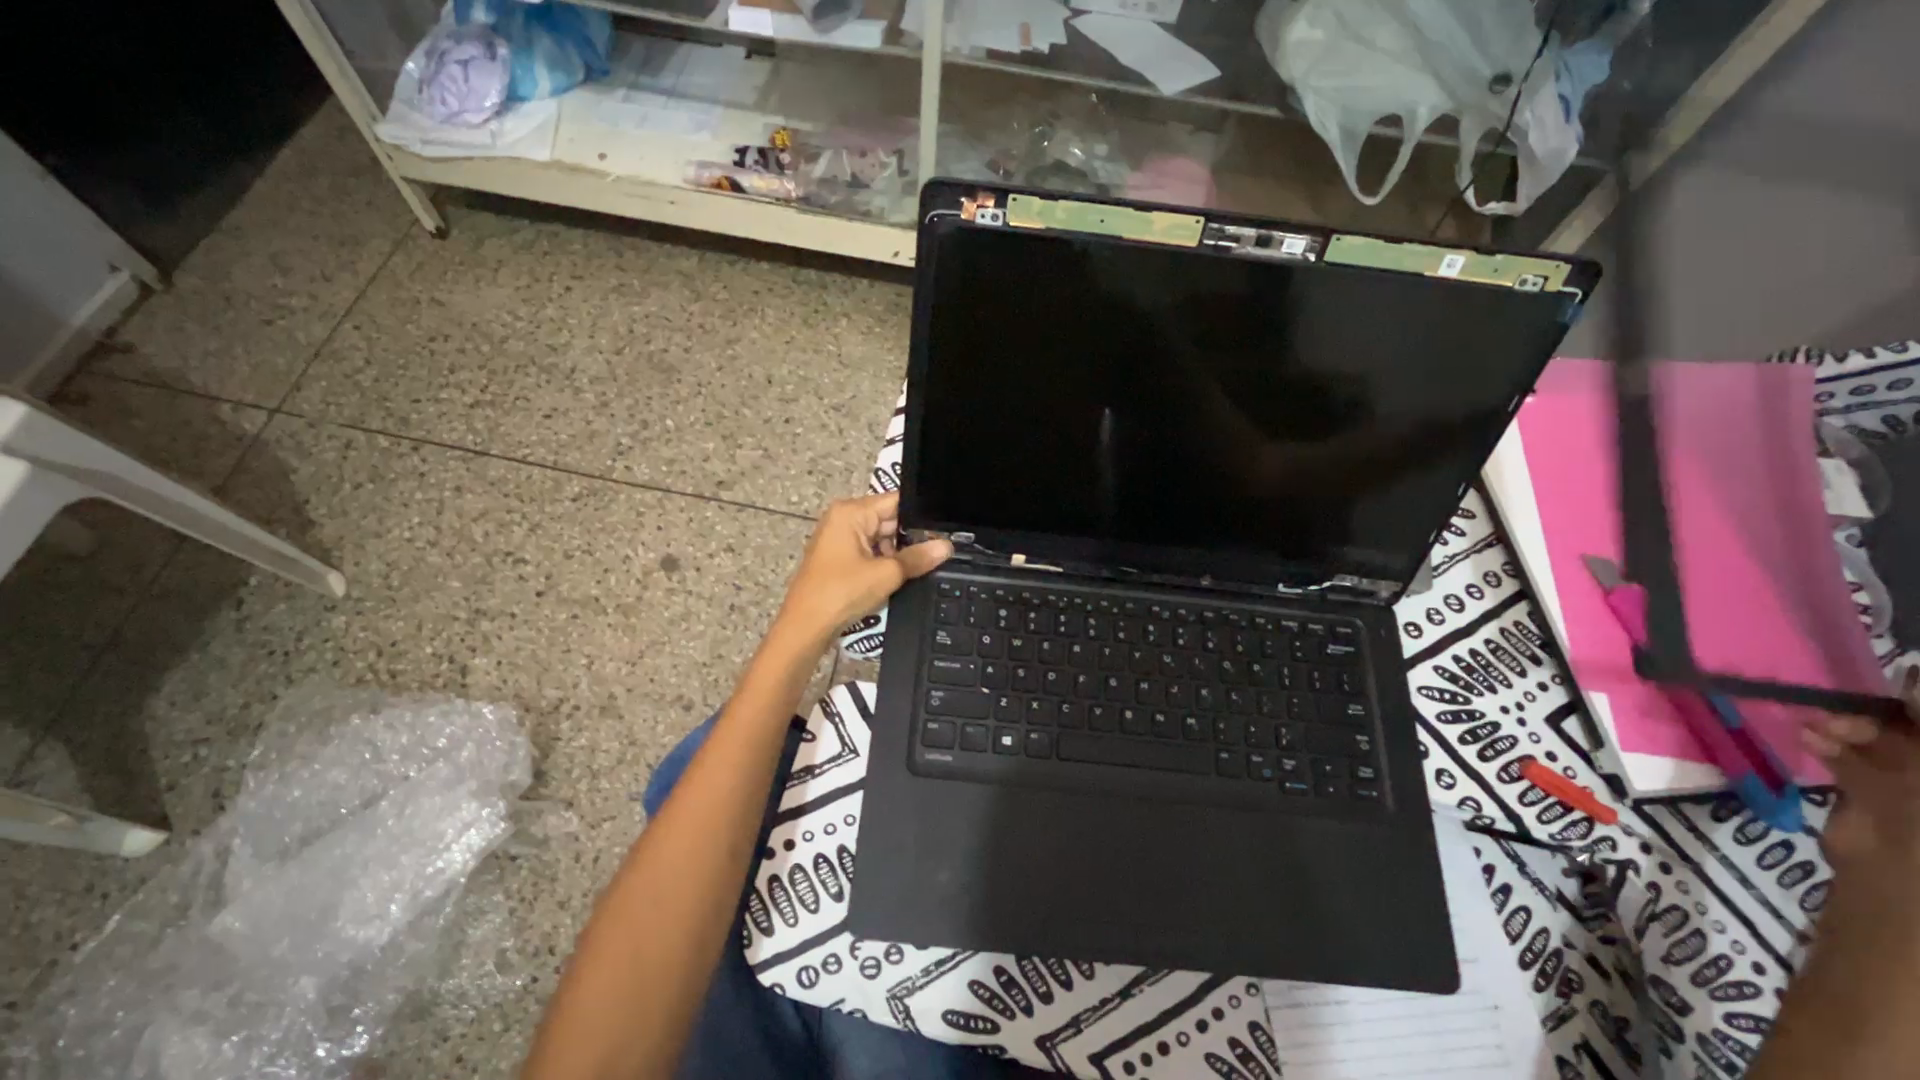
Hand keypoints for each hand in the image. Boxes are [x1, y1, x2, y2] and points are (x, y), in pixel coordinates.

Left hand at [772, 492, 952, 646]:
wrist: (806, 626)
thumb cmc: (842, 593)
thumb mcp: (887, 574)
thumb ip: (918, 557)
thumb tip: (946, 546)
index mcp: (851, 512)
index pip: (895, 502)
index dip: (921, 516)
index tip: (945, 531)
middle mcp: (842, 518)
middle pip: (888, 519)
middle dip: (909, 538)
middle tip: (937, 553)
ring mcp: (838, 538)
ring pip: (880, 538)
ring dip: (896, 554)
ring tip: (920, 568)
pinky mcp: (837, 558)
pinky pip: (868, 552)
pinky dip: (883, 563)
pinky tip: (898, 577)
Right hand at [1802, 667, 1919, 909]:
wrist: (1897, 880)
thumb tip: (1915, 673)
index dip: (1916, 695)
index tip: (1902, 676)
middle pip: (1914, 727)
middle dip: (1886, 711)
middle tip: (1855, 703)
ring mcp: (1908, 781)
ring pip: (1881, 737)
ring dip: (1849, 726)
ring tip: (1820, 723)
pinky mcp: (1870, 791)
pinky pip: (1850, 757)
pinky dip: (1829, 745)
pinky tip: (1809, 736)